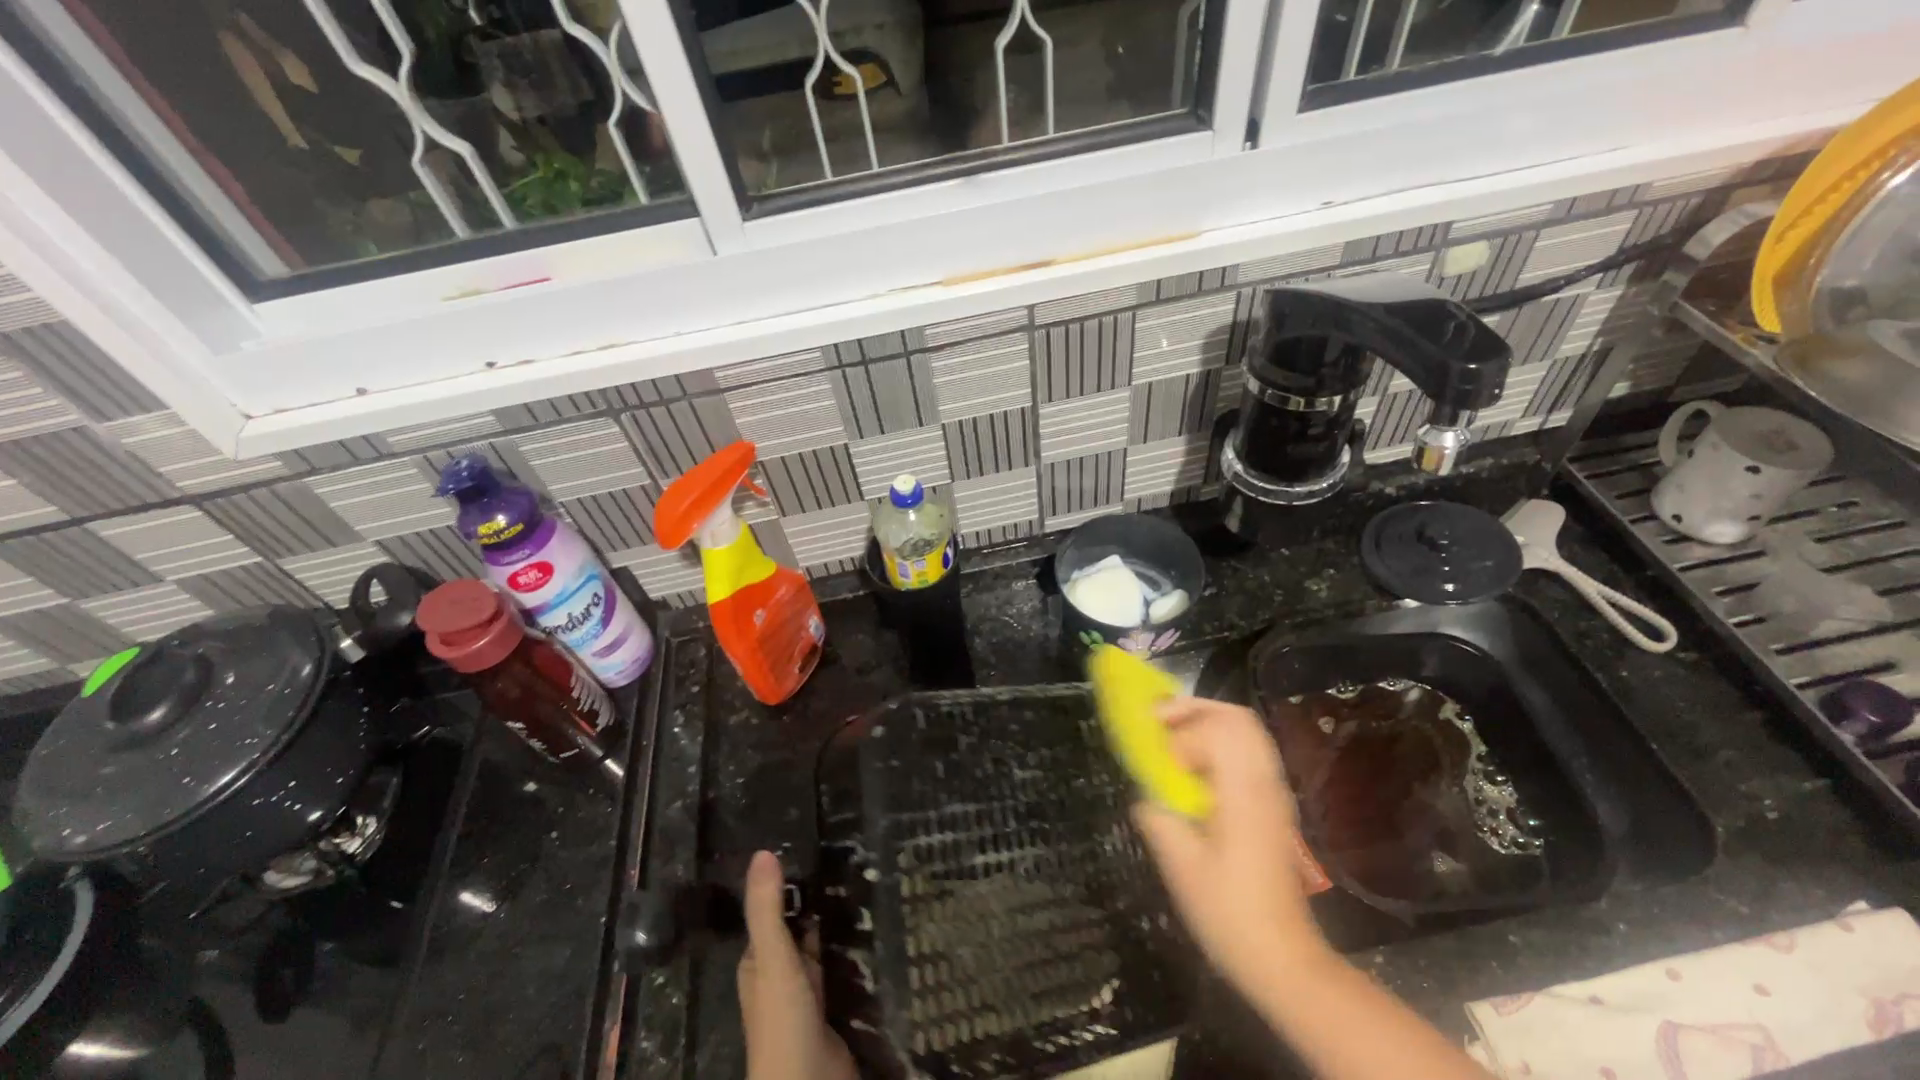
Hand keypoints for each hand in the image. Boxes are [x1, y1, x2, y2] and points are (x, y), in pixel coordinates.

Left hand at [736, 851, 856, 1079]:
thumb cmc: (782, 1017)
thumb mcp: (772, 956)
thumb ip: (767, 908)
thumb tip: (763, 851)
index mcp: (760, 963)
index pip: (776, 915)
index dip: (793, 886)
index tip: (822, 851)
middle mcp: (783, 977)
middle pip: (802, 933)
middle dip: (823, 907)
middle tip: (860, 864)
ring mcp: (810, 998)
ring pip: (826, 953)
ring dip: (844, 931)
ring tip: (877, 891)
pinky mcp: (836, 1013)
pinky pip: (847, 976)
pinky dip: (859, 958)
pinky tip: (882, 938)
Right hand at [1131, 697, 1327, 992]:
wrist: (1281, 956)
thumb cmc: (1227, 912)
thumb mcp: (1179, 864)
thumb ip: (1157, 815)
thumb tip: (1144, 791)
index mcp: (1244, 791)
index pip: (1214, 731)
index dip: (1177, 739)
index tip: (1154, 763)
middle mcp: (1266, 781)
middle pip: (1236, 717)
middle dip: (1192, 710)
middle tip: (1156, 722)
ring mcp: (1275, 792)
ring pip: (1246, 731)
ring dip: (1206, 723)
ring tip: (1170, 738)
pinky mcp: (1274, 806)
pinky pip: (1250, 753)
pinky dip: (1220, 745)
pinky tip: (1194, 770)